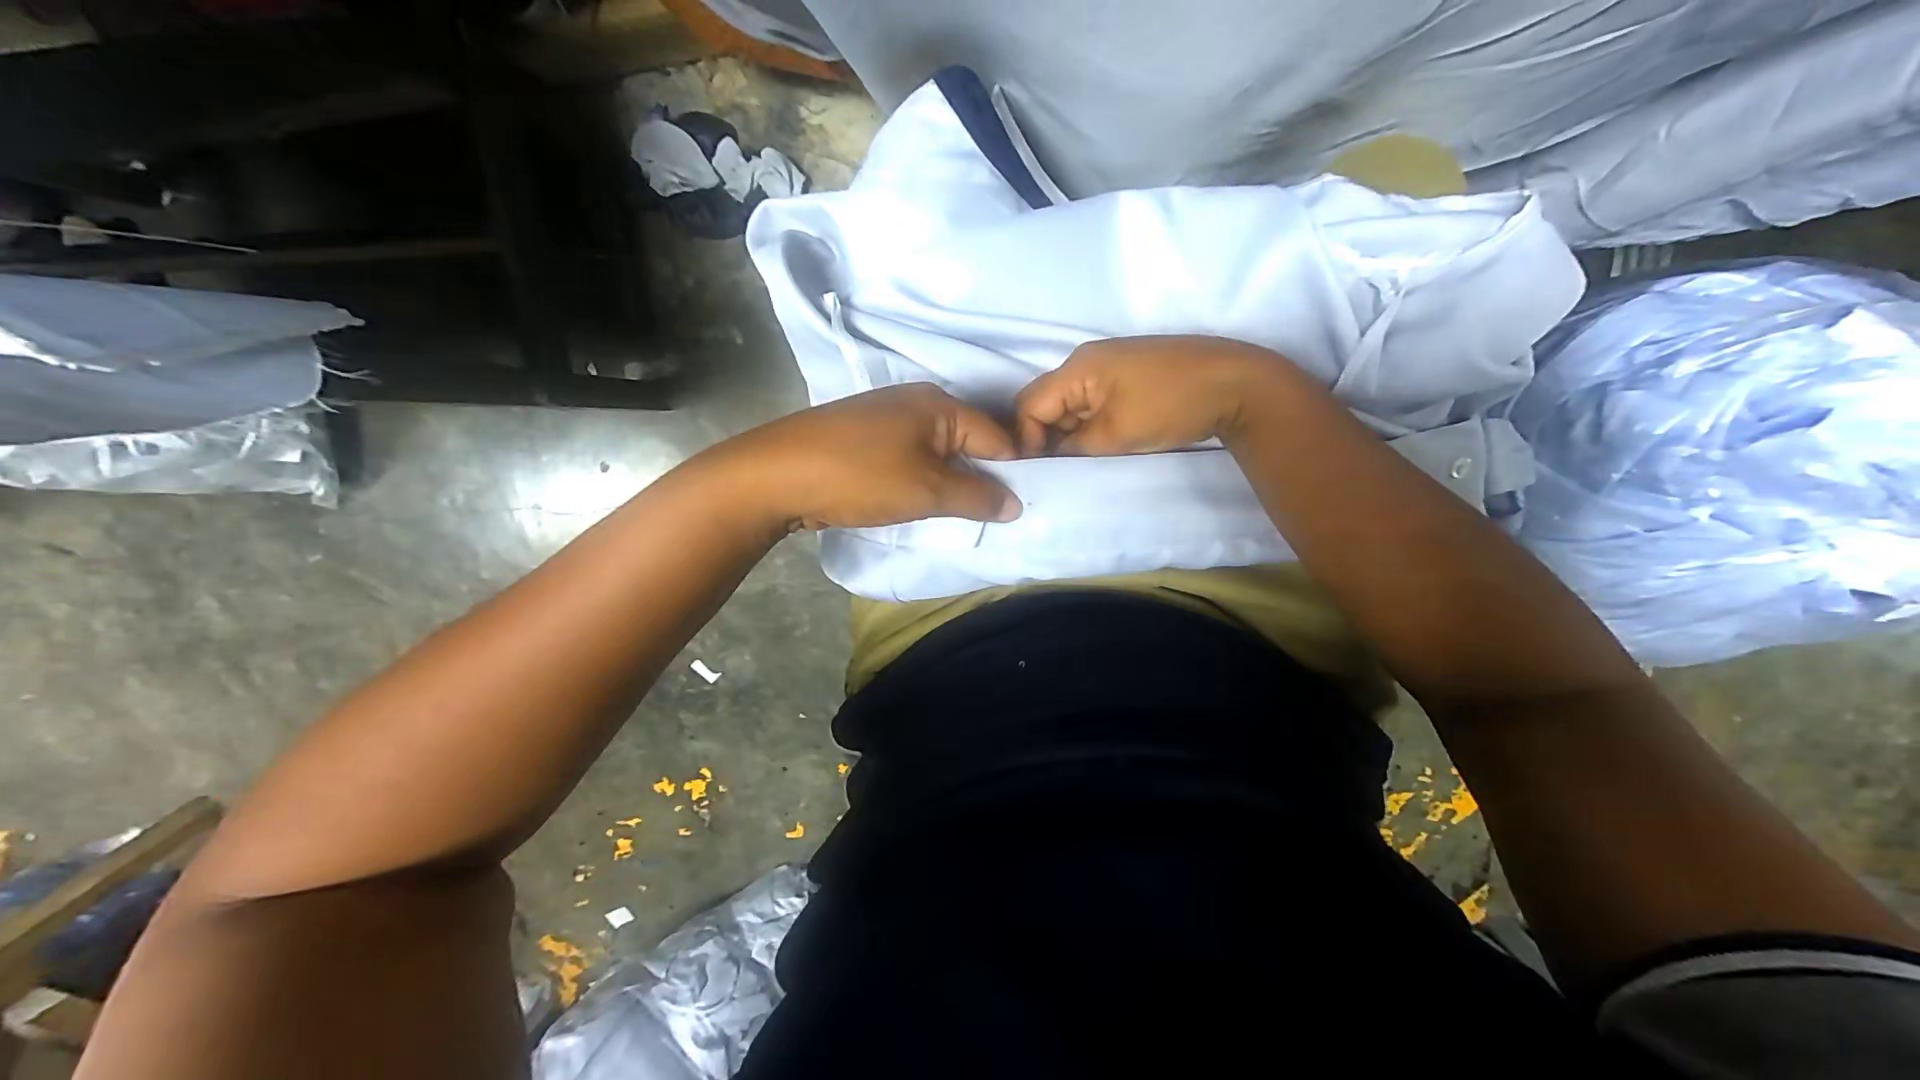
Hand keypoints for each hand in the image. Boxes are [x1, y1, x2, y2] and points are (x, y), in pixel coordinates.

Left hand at [702, 383, 1022, 532]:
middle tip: (991, 517)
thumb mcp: (927, 490)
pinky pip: (909, 458)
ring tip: (956, 516)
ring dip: (949, 483)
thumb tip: (1016, 504)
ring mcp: (885, 418)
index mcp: (939, 404)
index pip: (997, 435)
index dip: (1013, 472)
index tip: (1020, 507)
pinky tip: (916, 503)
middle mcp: (915, 401)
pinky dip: (920, 480)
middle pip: (968, 441)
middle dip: (980, 478)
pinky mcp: (863, 438)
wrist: (774, 474)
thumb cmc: (861, 477)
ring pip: (937, 452)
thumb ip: (977, 496)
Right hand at [1013, 335, 1296, 455]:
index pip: (1029, 405)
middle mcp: (1087, 361)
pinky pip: (1093, 404)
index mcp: (1078, 368)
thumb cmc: (1170, 406)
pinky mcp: (1129, 377)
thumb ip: (1073, 448)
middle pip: (1046, 404)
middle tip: (1054, 474)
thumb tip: (1051, 459)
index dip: (1025, 441)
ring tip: (1077, 466)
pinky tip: (1098, 450)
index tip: (1037, 473)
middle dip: (1045, 439)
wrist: (1237, 385)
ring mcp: (1110, 367)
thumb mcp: (1114, 434)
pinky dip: (1089, 427)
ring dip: (1069, 436)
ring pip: (1070, 406)